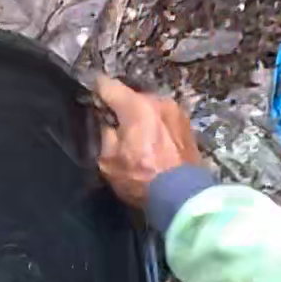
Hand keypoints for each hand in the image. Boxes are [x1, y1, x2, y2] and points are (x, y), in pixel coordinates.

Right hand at [94, 75, 200, 208]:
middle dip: (122, 108)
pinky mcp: (188, 126)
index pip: (108, 85)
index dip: (96, 91)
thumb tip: (108, 124)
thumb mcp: (109, 161)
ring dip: (142, 118)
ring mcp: (177, 112)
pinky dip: (157, 127)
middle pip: (132, 96)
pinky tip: (154, 144)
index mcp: (136, 106)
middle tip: (115, 127)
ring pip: (151, 108)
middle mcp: (159, 101)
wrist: (183, 196)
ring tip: (137, 138)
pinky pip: (165, 119)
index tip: (91, 99)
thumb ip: (105, 135)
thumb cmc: (142, 179)